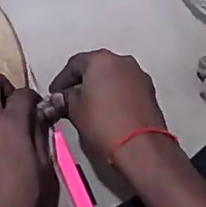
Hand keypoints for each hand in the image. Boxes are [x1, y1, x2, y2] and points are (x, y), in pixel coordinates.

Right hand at [49, 50, 168, 165]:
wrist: (139, 146)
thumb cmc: (105, 124)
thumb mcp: (75, 110)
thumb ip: (66, 98)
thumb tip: (64, 97)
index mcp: (100, 60)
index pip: (74, 64)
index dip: (62, 79)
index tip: (56, 92)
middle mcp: (122, 61)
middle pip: (96, 67)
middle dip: (83, 81)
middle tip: (70, 98)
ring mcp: (138, 75)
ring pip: (114, 76)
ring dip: (101, 88)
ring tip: (90, 106)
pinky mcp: (150, 91)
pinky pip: (127, 88)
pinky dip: (116, 95)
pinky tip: (108, 111)